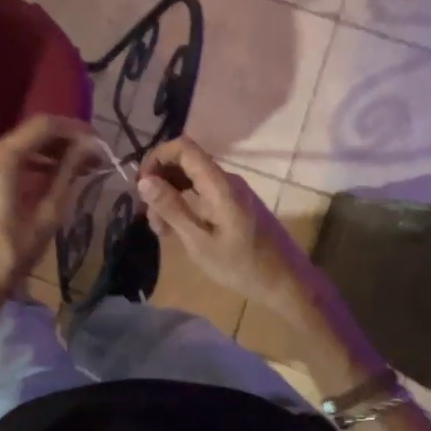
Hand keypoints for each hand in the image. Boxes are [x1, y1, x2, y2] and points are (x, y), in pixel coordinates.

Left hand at [0, 115, 98, 292]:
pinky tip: (52, 179)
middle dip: (63, 142)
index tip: (97, 140)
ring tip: (79, 168)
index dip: (74, 129)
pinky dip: (28, 165)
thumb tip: (89, 148)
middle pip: (29, 135)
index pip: (42, 126)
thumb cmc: (8, 254)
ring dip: (47, 154)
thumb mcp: (45, 215)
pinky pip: (4, 162)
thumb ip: (67, 174)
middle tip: (93, 157)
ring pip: (17, 148)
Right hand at [136, 138, 329, 323]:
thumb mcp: (200, 242)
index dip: (157, 157)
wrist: (287, 283)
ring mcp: (233, 190)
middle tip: (148, 216)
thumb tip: (144, 181)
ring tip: (160, 229)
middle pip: (186, 161)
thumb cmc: (243, 266)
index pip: (184, 147)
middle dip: (160, 181)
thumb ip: (172, 209)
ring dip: (171, 196)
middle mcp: (227, 179)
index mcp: (220, 184)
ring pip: (192, 178)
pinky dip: (185, 203)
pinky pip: (203, 191)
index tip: (142, 185)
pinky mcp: (236, 203)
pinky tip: (176, 229)